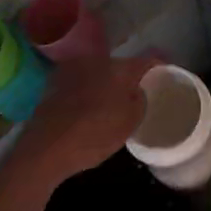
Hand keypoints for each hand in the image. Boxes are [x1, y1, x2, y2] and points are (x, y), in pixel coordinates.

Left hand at [10, 52, 152, 186]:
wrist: (45, 149)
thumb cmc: (93, 135)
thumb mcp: (130, 123)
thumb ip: (140, 100)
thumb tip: (137, 90)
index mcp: (120, 68)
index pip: (147, 61)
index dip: (159, 68)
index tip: (165, 78)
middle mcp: (97, 61)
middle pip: (121, 66)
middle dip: (130, 78)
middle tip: (137, 95)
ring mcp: (73, 69)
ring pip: (100, 73)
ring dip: (107, 83)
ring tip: (112, 102)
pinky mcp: (55, 82)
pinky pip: (81, 82)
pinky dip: (88, 90)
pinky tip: (88, 108)